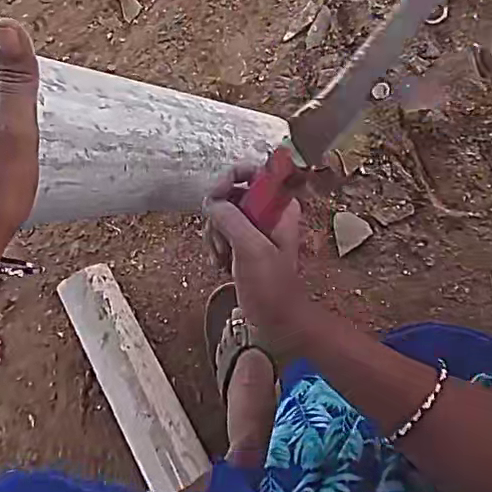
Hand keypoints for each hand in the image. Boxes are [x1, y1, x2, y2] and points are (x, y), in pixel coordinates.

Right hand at [204, 167, 310, 350]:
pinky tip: (222, 263)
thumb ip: (231, 219)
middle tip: (221, 238)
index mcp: (280, 205)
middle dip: (219, 214)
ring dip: (215, 234)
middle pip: (231, 191)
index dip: (232, 178)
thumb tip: (211, 202)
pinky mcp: (244, 241)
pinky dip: (215, 245)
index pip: (254, 170)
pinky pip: (220, 230)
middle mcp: (268, 211)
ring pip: (222, 212)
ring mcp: (255, 226)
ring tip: (223, 257)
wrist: (277, 320)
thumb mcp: (251, 249)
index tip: (215, 197)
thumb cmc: (272, 287)